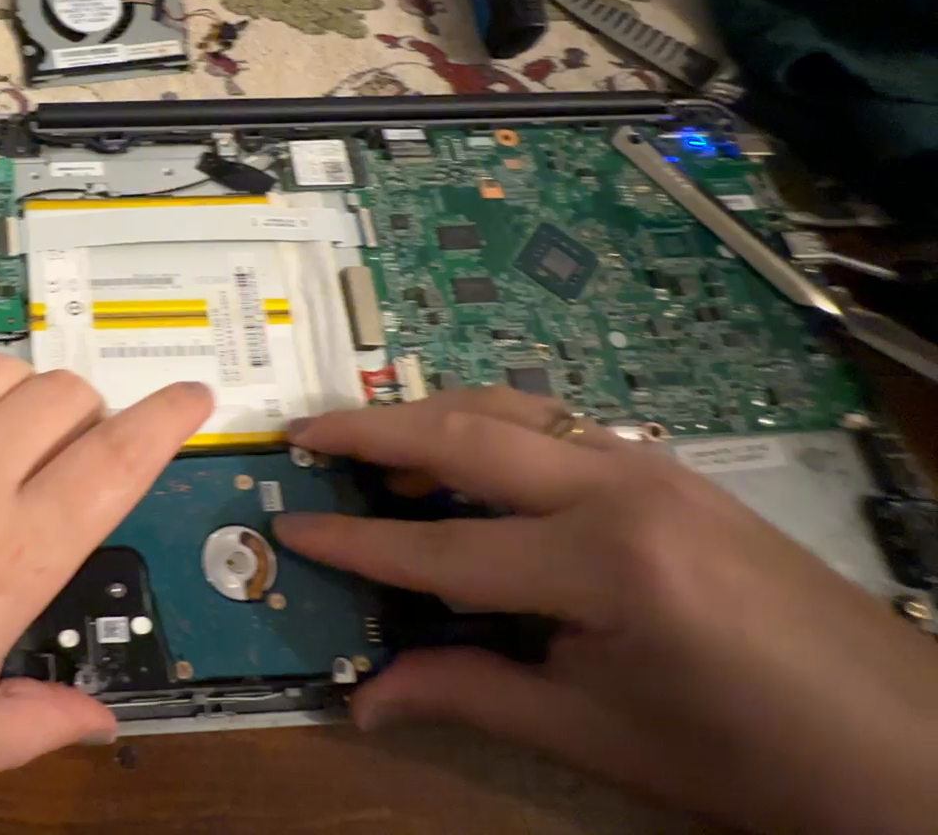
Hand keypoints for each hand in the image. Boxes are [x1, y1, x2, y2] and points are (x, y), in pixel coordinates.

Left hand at [0, 301, 212, 834]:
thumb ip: (41, 721)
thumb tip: (100, 725)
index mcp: (9, 559)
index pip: (115, 463)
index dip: (166, 422)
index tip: (191, 397)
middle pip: (60, 399)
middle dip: (89, 410)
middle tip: (83, 441)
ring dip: (25, 380)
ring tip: (24, 408)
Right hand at [275, 388, 937, 834]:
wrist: (926, 751)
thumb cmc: (751, 755)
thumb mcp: (598, 734)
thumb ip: (467, 693)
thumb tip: (361, 702)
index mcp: (606, 568)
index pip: (440, 547)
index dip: (354, 543)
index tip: (288, 528)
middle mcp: (622, 490)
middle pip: (462, 435)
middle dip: (368, 430)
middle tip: (301, 434)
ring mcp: (649, 465)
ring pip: (504, 407)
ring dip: (422, 415)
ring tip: (362, 437)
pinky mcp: (665, 465)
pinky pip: (548, 421)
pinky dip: (479, 424)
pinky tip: (456, 456)